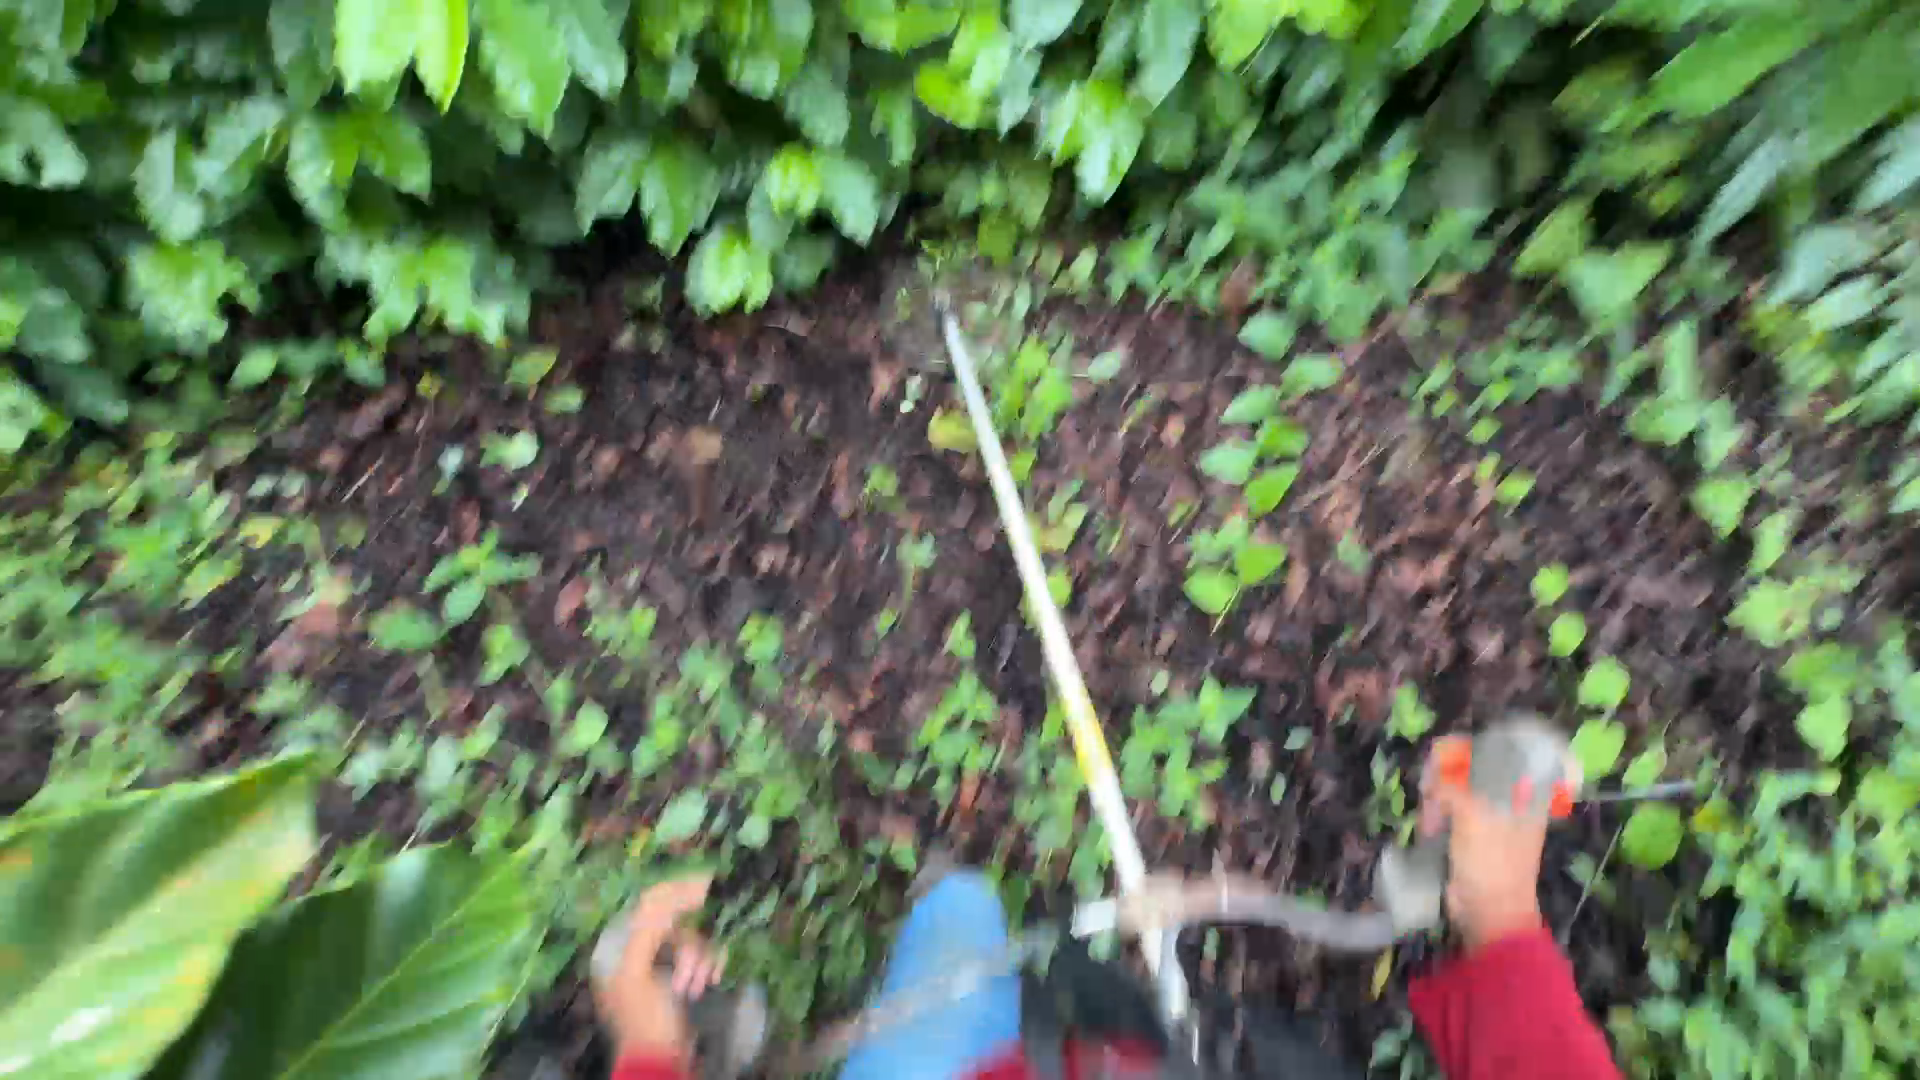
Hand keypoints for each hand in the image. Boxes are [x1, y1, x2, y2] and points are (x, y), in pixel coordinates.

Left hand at [593, 876, 725, 1061]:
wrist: (663, 1062)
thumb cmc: (645, 1020)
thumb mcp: (636, 974)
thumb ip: (646, 930)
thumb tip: (671, 893)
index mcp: (621, 945)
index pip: (650, 902)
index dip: (678, 892)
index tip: (707, 891)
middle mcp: (640, 947)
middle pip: (677, 920)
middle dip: (692, 941)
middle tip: (696, 966)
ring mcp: (662, 961)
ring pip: (693, 936)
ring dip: (702, 957)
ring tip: (699, 984)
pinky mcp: (682, 972)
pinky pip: (703, 950)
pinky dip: (710, 962)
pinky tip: (711, 979)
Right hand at [1419, 748, 1547, 949]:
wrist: (1487, 911)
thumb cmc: (1490, 862)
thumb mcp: (1473, 816)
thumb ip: (1453, 786)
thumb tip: (1435, 777)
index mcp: (1522, 797)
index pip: (1502, 756)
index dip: (1474, 750)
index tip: (1447, 754)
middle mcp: (1507, 802)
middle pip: (1472, 770)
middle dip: (1447, 776)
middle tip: (1433, 789)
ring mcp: (1487, 817)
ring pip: (1454, 788)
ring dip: (1437, 797)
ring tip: (1431, 816)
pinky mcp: (1467, 833)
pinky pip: (1446, 809)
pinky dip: (1435, 813)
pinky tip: (1429, 826)